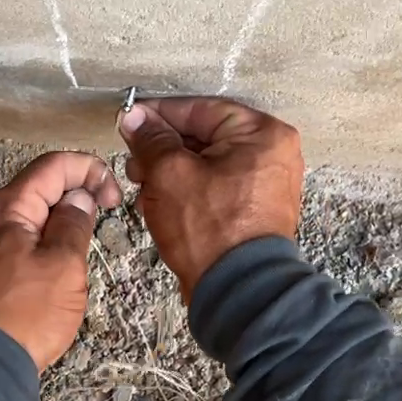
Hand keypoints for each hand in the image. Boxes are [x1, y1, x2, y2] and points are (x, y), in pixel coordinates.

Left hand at [0, 152, 122, 370]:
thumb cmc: (27, 314)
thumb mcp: (63, 265)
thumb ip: (74, 224)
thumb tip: (79, 197)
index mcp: (9, 208)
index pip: (52, 166)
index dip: (89, 169)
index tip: (113, 195)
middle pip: (41, 186)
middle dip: (78, 189)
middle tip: (109, 211)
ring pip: (34, 214)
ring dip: (65, 215)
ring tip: (90, 236)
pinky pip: (25, 239)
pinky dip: (49, 237)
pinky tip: (65, 257)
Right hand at [118, 97, 302, 301]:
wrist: (237, 291)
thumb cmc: (209, 229)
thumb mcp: (169, 173)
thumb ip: (151, 140)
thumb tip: (135, 118)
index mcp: (261, 134)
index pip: (200, 109)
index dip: (158, 115)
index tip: (129, 122)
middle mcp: (271, 155)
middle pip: (203, 138)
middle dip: (161, 151)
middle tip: (133, 164)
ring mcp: (265, 185)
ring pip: (205, 165)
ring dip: (169, 175)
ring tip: (142, 191)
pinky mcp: (253, 212)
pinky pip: (213, 189)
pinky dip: (185, 193)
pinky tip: (158, 206)